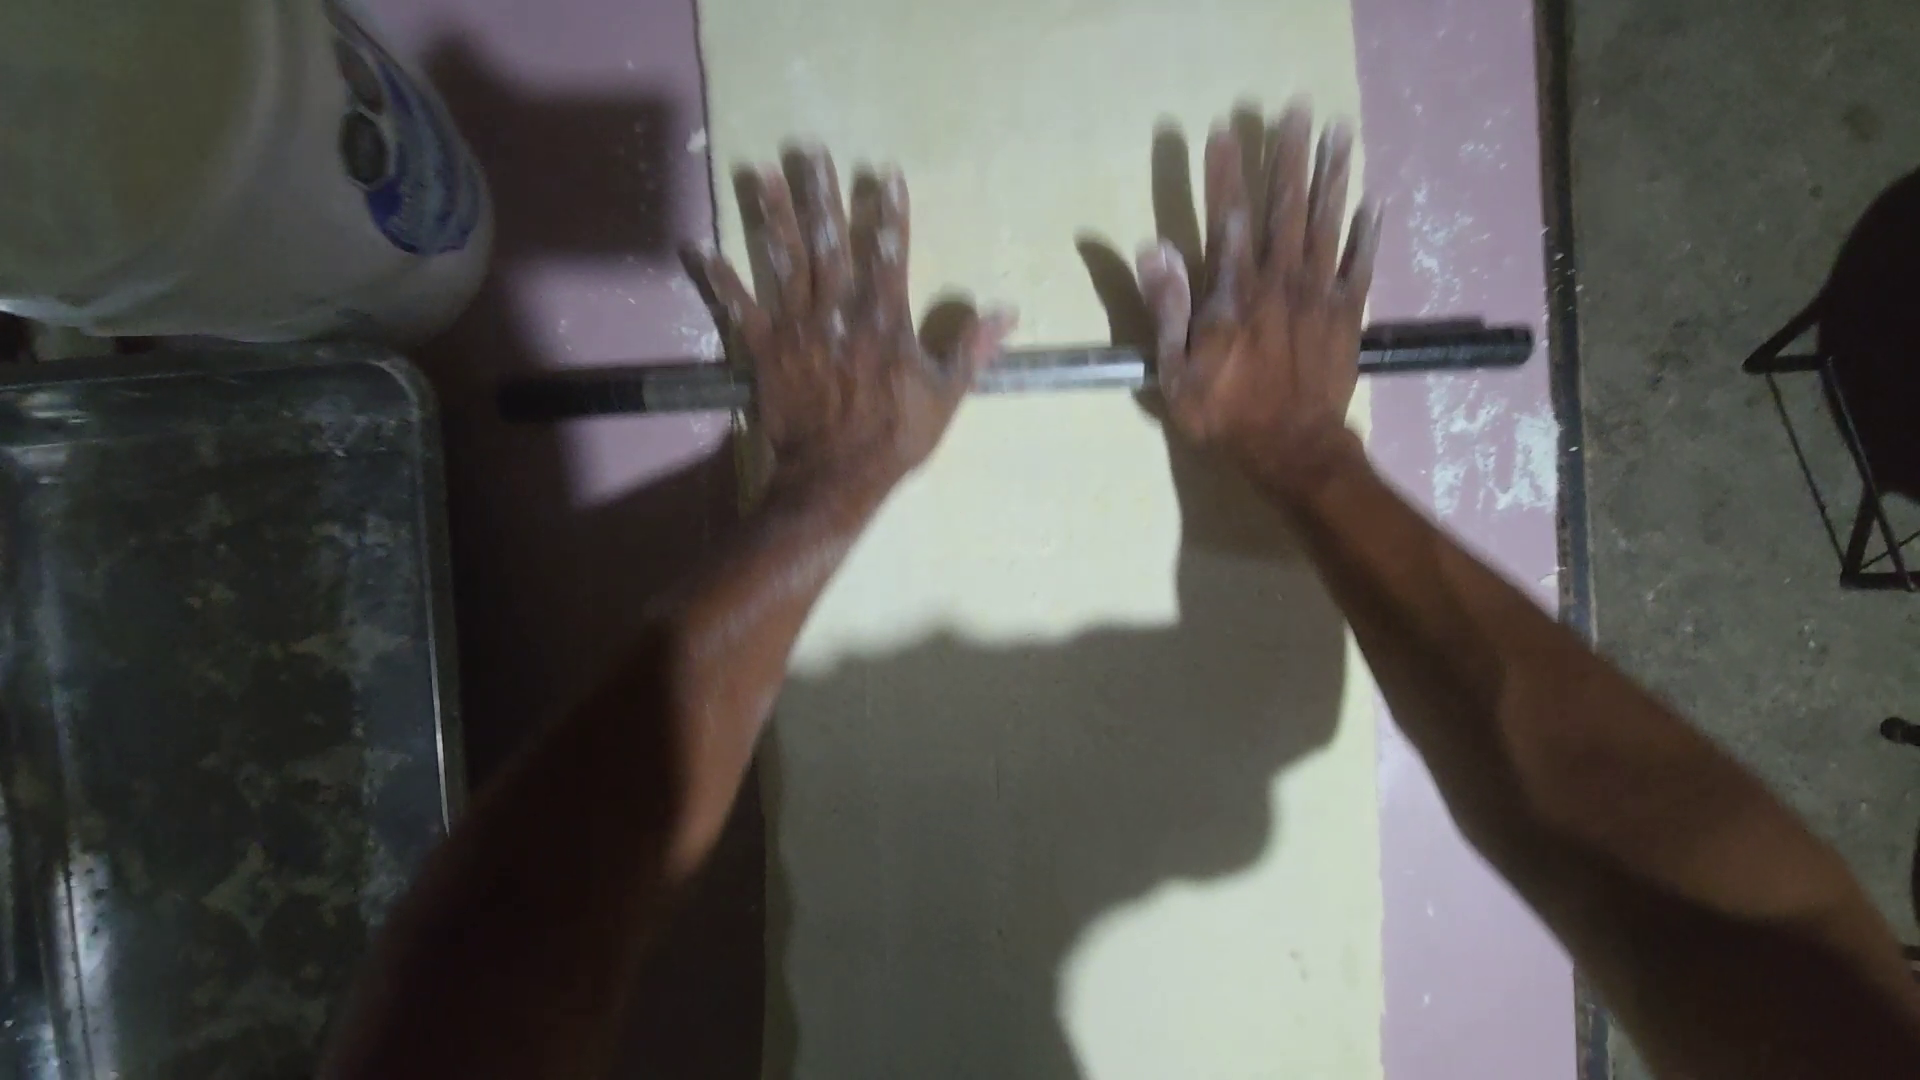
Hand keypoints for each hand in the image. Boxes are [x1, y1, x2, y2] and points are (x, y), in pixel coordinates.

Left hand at [697, 148, 1015, 497]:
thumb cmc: (894, 439)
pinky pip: (738, 310)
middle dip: (821, 197)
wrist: (835, 479)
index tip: (883, 172)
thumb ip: (970, 351)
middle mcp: (838, 314)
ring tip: (761, 173)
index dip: (888, 214)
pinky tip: (699, 246)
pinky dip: (719, 280)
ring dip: (770, 217)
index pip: (889, 256)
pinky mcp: (764, 352)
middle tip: (809, 151)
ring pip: (783, 264)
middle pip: (829, 245)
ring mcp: (797, 330)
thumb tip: (1007, 312)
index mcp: (884, 322)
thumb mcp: (945, 399)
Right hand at [1135, 104, 1382, 501]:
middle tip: (1297, 111)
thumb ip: (1167, 309)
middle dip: (1288, 156)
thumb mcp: (1175, 372)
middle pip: (1284, 208)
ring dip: (1333, 175)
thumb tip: (1154, 250)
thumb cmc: (1224, 415)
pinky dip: (1367, 233)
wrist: (1290, 448)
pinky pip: (1360, 265)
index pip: (1227, 220)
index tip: (1223, 132)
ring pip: (1326, 224)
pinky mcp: (1348, 314)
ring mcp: (1318, 295)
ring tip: (1340, 132)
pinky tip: (1373, 203)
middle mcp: (1278, 282)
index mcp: (1233, 295)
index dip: (1224, 175)